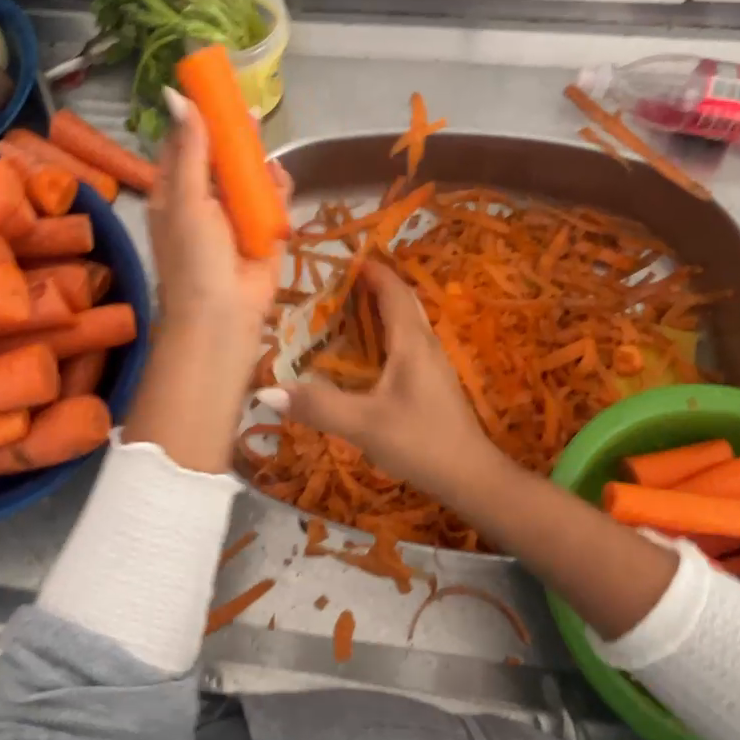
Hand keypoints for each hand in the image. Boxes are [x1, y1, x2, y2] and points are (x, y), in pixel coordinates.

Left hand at [124, 90, 290, 471]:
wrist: (222, 318)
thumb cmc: (193, 257)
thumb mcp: (185, 197)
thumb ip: (189, 147)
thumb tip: (176, 95)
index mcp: (175, 191)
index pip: (186, 144)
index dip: (199, 118)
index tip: (215, 90)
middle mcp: (205, 200)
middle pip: (223, 156)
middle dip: (237, 138)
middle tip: (250, 118)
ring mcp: (236, 216)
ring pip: (252, 174)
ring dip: (260, 165)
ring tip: (264, 161)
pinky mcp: (265, 231)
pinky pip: (275, 200)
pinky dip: (279, 191)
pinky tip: (279, 185)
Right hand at [276, 262, 501, 497]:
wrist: (472, 478)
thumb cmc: (421, 443)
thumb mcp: (363, 425)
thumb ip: (317, 406)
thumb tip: (266, 390)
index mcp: (411, 342)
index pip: (393, 291)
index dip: (370, 271)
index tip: (340, 261)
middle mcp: (425, 346)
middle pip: (401, 302)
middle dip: (371, 288)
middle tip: (334, 288)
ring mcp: (432, 366)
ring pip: (406, 325)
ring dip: (378, 313)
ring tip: (341, 316)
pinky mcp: (432, 386)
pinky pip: (406, 346)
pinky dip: (383, 338)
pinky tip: (363, 359)